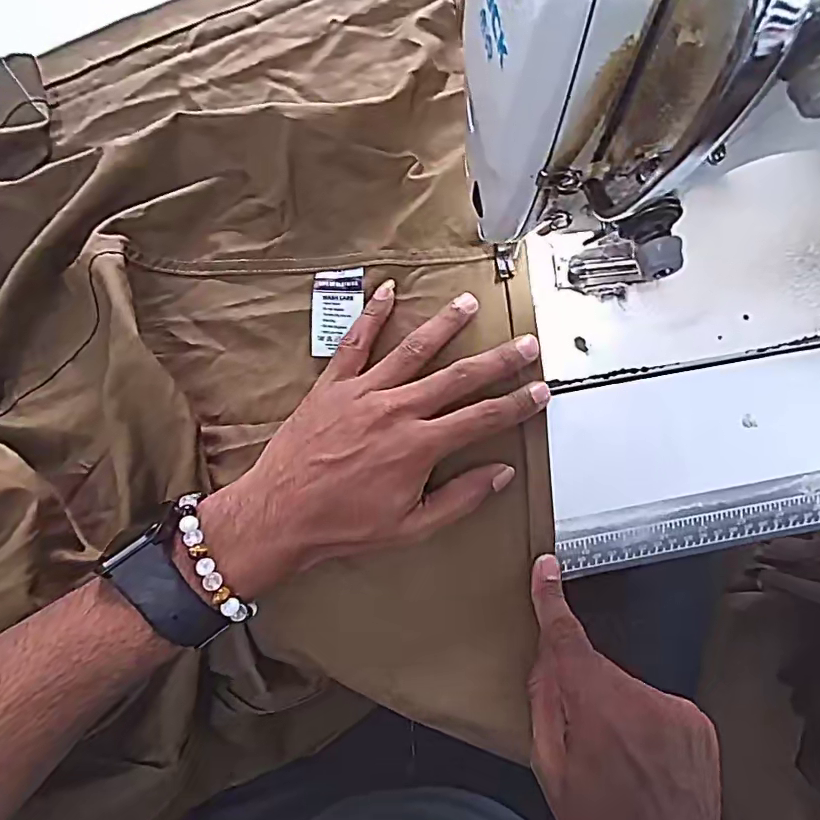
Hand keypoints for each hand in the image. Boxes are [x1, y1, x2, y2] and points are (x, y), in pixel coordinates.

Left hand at [192, 282, 548, 597]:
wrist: (281, 515)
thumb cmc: (341, 525)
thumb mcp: (411, 527)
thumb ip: (460, 498)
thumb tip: (498, 475)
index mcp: (418, 446)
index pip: (483, 417)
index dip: (517, 403)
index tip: (538, 391)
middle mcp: (396, 410)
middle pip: (460, 376)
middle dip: (499, 359)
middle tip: (524, 343)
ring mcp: (363, 393)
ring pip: (414, 349)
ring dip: (445, 325)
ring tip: (468, 305)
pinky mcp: (333, 386)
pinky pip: (355, 342)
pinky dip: (371, 315)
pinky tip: (385, 292)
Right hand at [527, 555, 727, 819]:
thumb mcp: (551, 773)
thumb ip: (544, 704)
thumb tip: (546, 658)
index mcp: (597, 712)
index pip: (567, 640)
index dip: (552, 602)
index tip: (545, 567)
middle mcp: (644, 700)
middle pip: (595, 666)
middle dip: (580, 686)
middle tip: (579, 736)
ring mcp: (678, 710)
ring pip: (625, 684)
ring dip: (614, 706)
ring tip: (618, 760)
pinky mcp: (699, 721)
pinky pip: (654, 702)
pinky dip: (642, 719)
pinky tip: (645, 761)